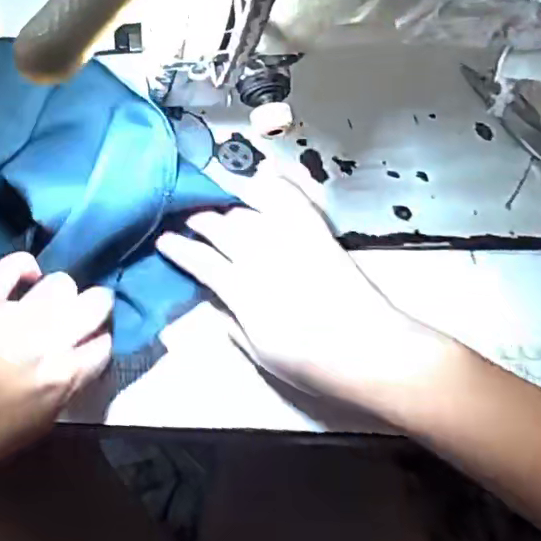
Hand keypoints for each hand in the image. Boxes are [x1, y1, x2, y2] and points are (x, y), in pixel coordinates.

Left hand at [0, 252, 113, 487]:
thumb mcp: (44, 421)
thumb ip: (69, 383)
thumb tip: (82, 352)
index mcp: (61, 379)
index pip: (103, 344)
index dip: (100, 340)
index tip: (90, 341)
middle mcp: (43, 342)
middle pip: (93, 304)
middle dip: (95, 307)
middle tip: (81, 315)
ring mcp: (9, 318)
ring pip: (59, 283)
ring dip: (60, 293)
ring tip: (47, 304)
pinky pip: (10, 267)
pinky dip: (23, 267)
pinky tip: (26, 277)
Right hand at [155, 171, 471, 415]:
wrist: (378, 356)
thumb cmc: (315, 364)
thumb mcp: (260, 354)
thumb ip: (231, 322)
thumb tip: (215, 300)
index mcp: (243, 292)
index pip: (199, 260)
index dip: (176, 248)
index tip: (163, 241)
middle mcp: (262, 261)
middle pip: (221, 228)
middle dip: (199, 220)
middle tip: (188, 220)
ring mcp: (292, 245)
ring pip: (249, 213)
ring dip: (227, 207)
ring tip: (217, 206)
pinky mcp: (319, 238)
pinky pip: (293, 204)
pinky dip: (277, 186)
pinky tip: (263, 176)